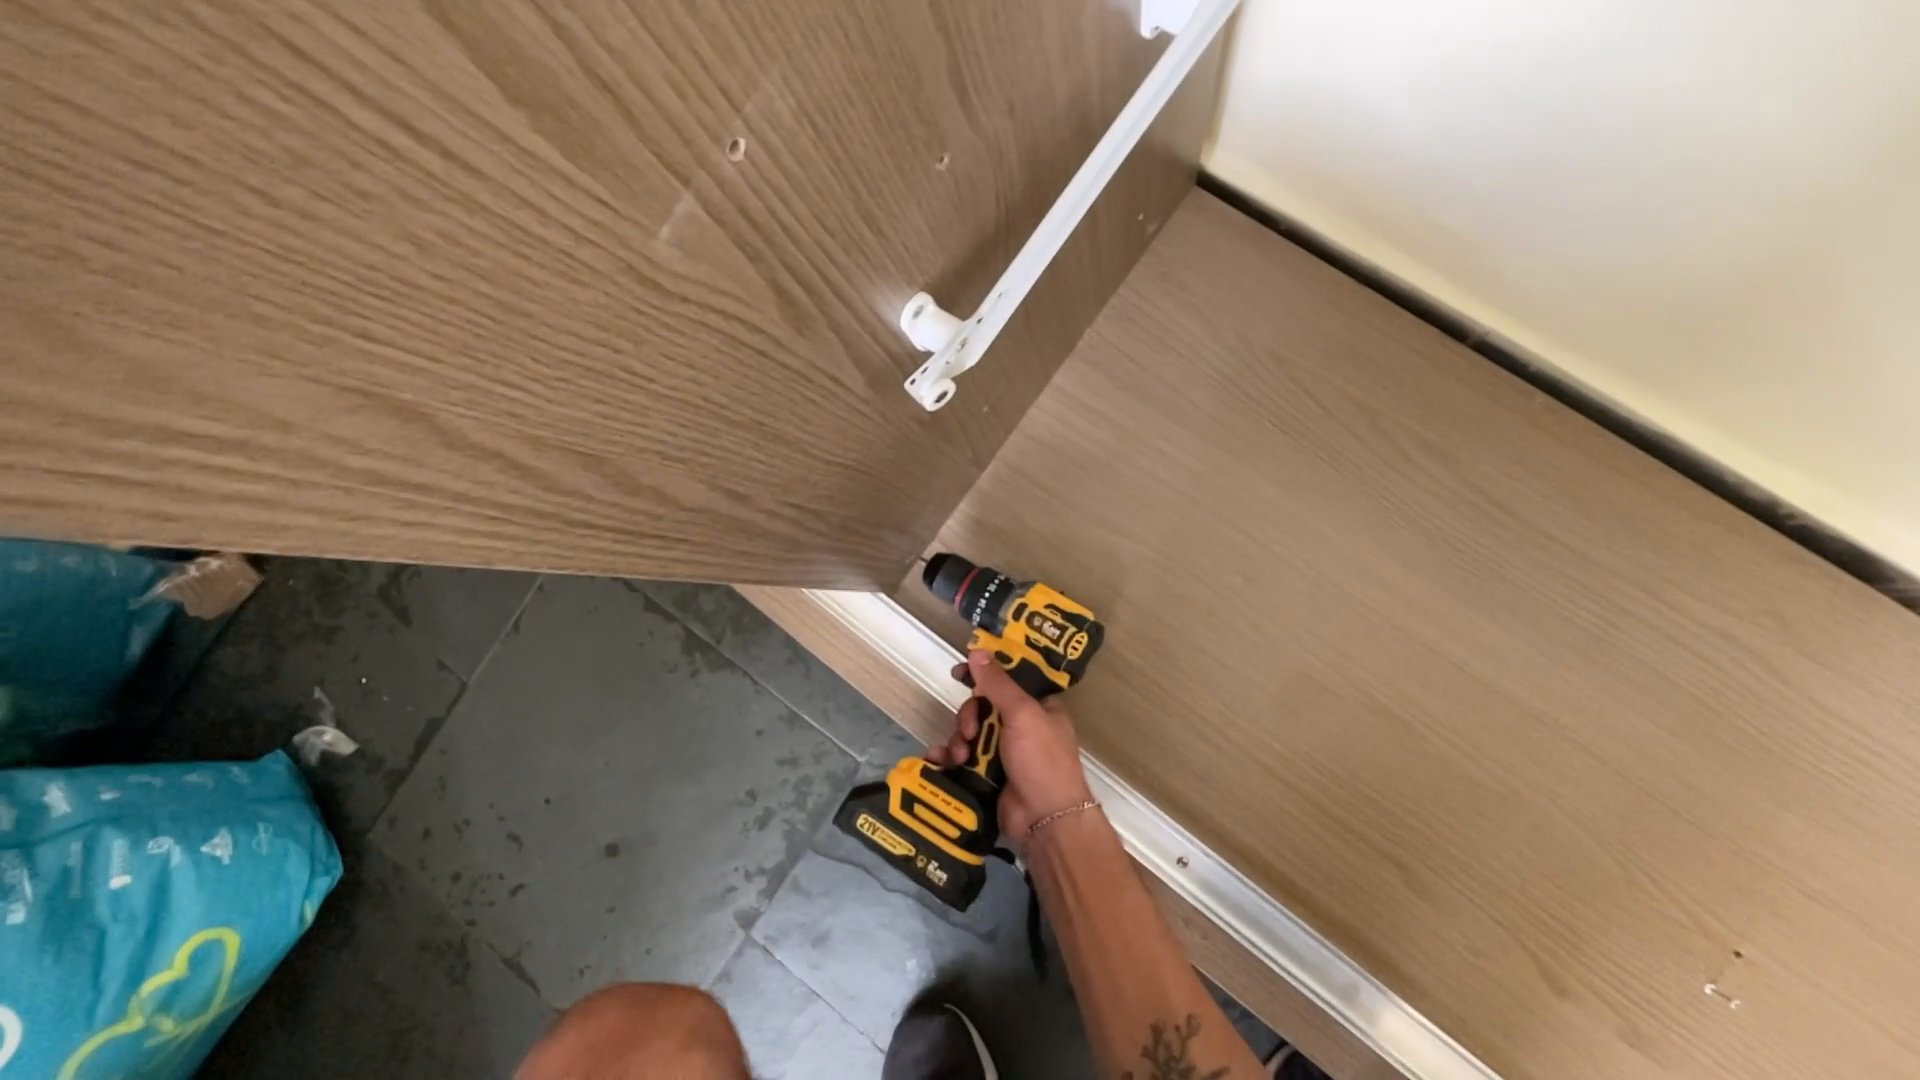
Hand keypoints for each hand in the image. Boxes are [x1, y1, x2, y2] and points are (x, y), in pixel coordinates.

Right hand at [925, 649, 1093, 852]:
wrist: (1044, 820)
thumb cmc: (1042, 760)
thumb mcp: (1023, 714)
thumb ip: (998, 684)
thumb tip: (977, 651)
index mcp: (1039, 706)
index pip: (1009, 679)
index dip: (985, 673)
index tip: (961, 672)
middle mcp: (1022, 726)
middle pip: (982, 706)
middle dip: (969, 716)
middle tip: (970, 731)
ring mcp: (1004, 752)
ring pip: (969, 732)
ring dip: (959, 739)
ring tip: (961, 755)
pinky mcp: (988, 775)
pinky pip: (962, 758)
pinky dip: (949, 758)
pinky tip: (939, 761)